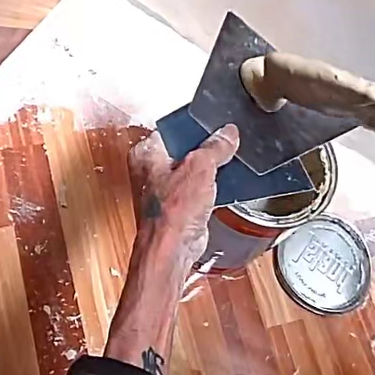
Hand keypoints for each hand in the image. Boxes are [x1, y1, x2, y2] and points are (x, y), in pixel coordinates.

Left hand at [125, 124, 239, 273]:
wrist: (172, 249)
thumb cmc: (172, 212)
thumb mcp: (200, 168)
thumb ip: (215, 147)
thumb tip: (227, 133)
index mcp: (146, 154)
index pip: (174, 129)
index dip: (196, 127)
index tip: (217, 125)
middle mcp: (151, 170)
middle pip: (184, 150)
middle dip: (205, 149)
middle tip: (225, 143)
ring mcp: (164, 189)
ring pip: (193, 170)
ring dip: (210, 169)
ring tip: (228, 161)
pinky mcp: (178, 206)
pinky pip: (198, 188)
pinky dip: (211, 187)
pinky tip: (225, 183)